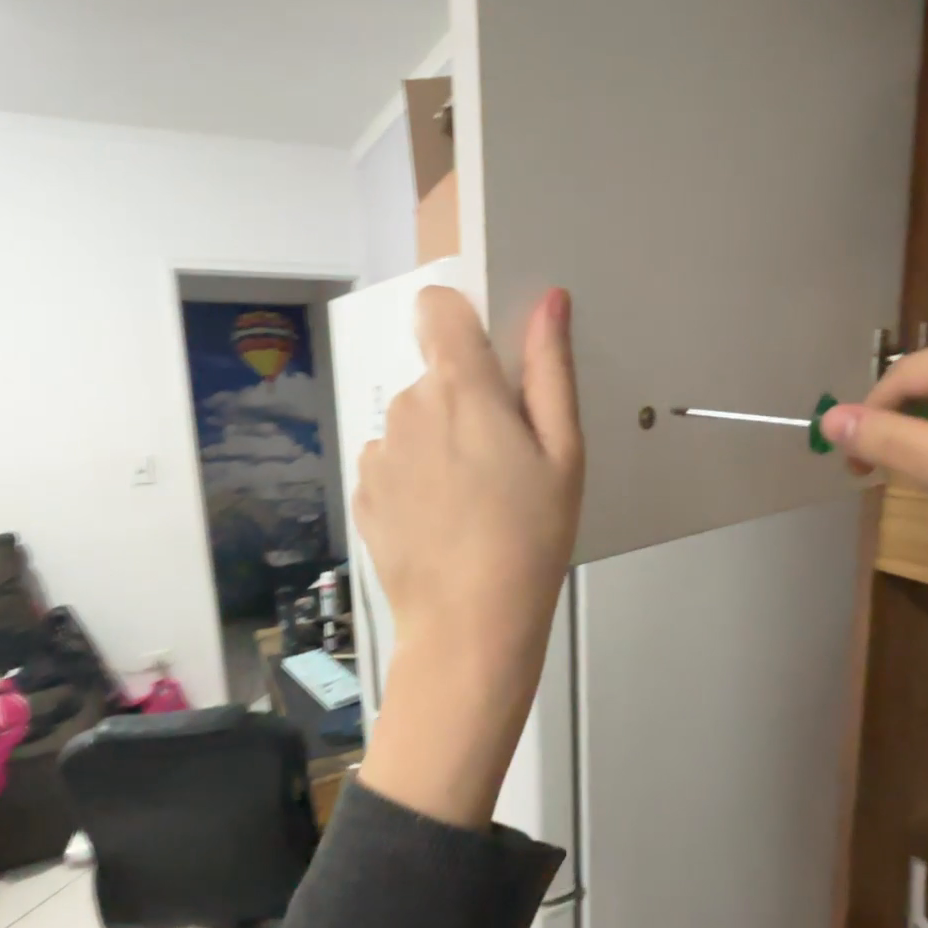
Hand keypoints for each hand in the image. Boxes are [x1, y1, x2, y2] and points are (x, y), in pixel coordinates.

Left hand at [352, 286, 581, 825]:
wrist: (469, 626)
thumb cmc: (530, 539)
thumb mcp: (563, 453)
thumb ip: (551, 369)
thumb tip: (549, 301)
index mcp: (462, 388)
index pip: (438, 307)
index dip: (461, 323)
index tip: (487, 363)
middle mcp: (408, 409)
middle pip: (433, 376)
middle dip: (464, 401)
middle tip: (501, 462)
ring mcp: (378, 453)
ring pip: (412, 422)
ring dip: (438, 443)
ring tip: (472, 500)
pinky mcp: (363, 493)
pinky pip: (392, 463)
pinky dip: (414, 479)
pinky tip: (442, 522)